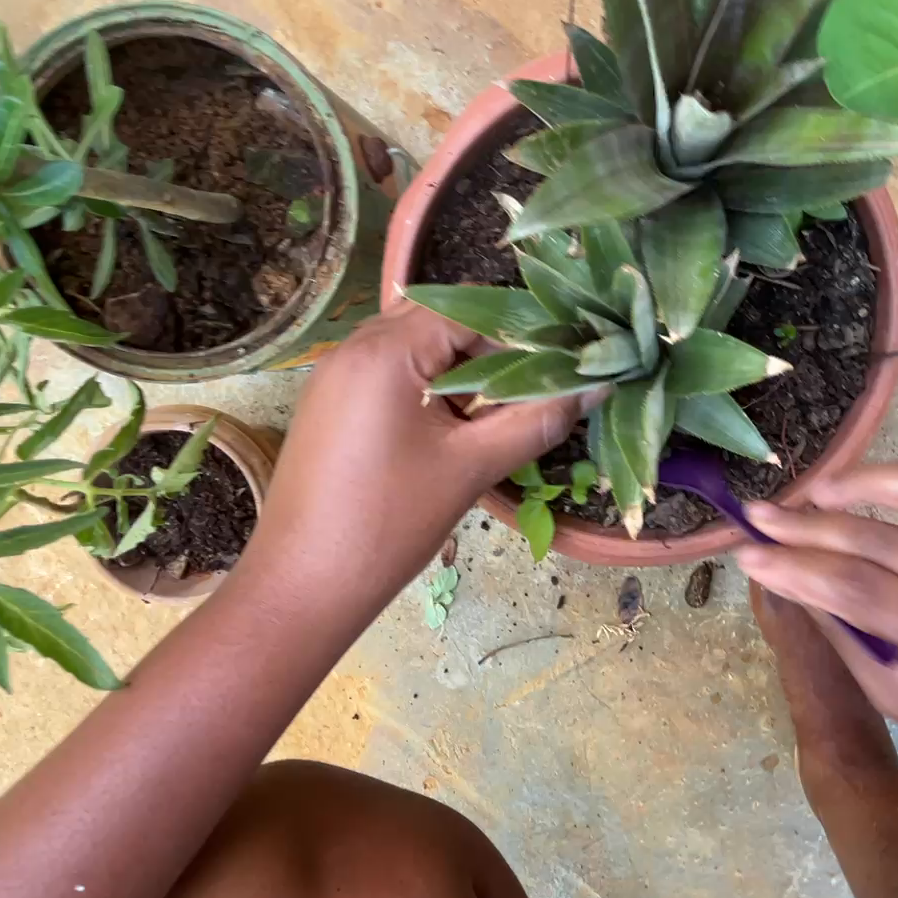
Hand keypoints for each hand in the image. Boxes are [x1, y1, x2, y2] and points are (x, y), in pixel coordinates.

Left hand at [246, 302, 596, 593]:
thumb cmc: (389, 522)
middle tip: (524, 394)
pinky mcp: (330, 405)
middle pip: (438, 321)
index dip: (515, 336)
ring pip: (414, 348)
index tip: (550, 372)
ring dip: (458, 371)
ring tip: (489, 417)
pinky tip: (448, 432)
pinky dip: (427, 388)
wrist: (302, 587)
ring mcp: (335, 376)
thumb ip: (536, 421)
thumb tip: (594, 388)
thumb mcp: (472, 468)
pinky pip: (390, 373)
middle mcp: (353, 349)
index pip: (466, 310)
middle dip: (487, 350)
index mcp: (385, 352)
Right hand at [738, 444, 897, 772]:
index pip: (859, 592)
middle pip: (882, 540)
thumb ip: (844, 635)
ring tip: (823, 491)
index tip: (748, 556)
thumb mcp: (897, 698)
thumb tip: (788, 576)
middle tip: (760, 517)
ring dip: (870, 480)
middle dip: (808, 527)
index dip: (796, 569)